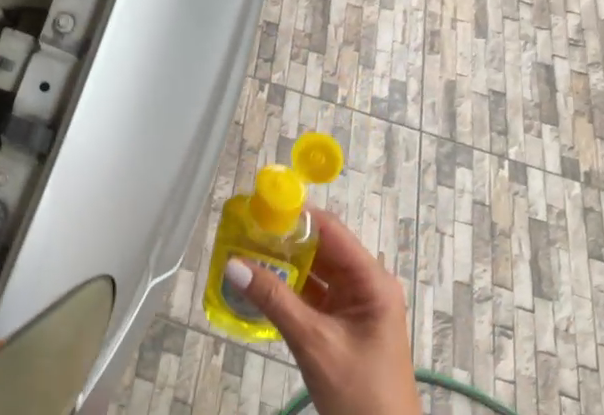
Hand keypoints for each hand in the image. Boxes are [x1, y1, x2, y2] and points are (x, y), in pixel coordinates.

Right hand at [224, 209, 419, 414]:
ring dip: (280, 264)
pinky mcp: (341, 325)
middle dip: (281, 239)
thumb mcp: (314, 344)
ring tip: (240, 252)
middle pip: (319, 247)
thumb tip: (232, 263)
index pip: (329, 230)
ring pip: (312, 271)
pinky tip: (256, 285)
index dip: (294, 216)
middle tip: (239, 232)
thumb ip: (274, 300)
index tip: (255, 209)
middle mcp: (365, 284)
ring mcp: (354, 305)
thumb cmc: (360, 395)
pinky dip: (286, 289)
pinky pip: (311, 294)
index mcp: (371, 281)